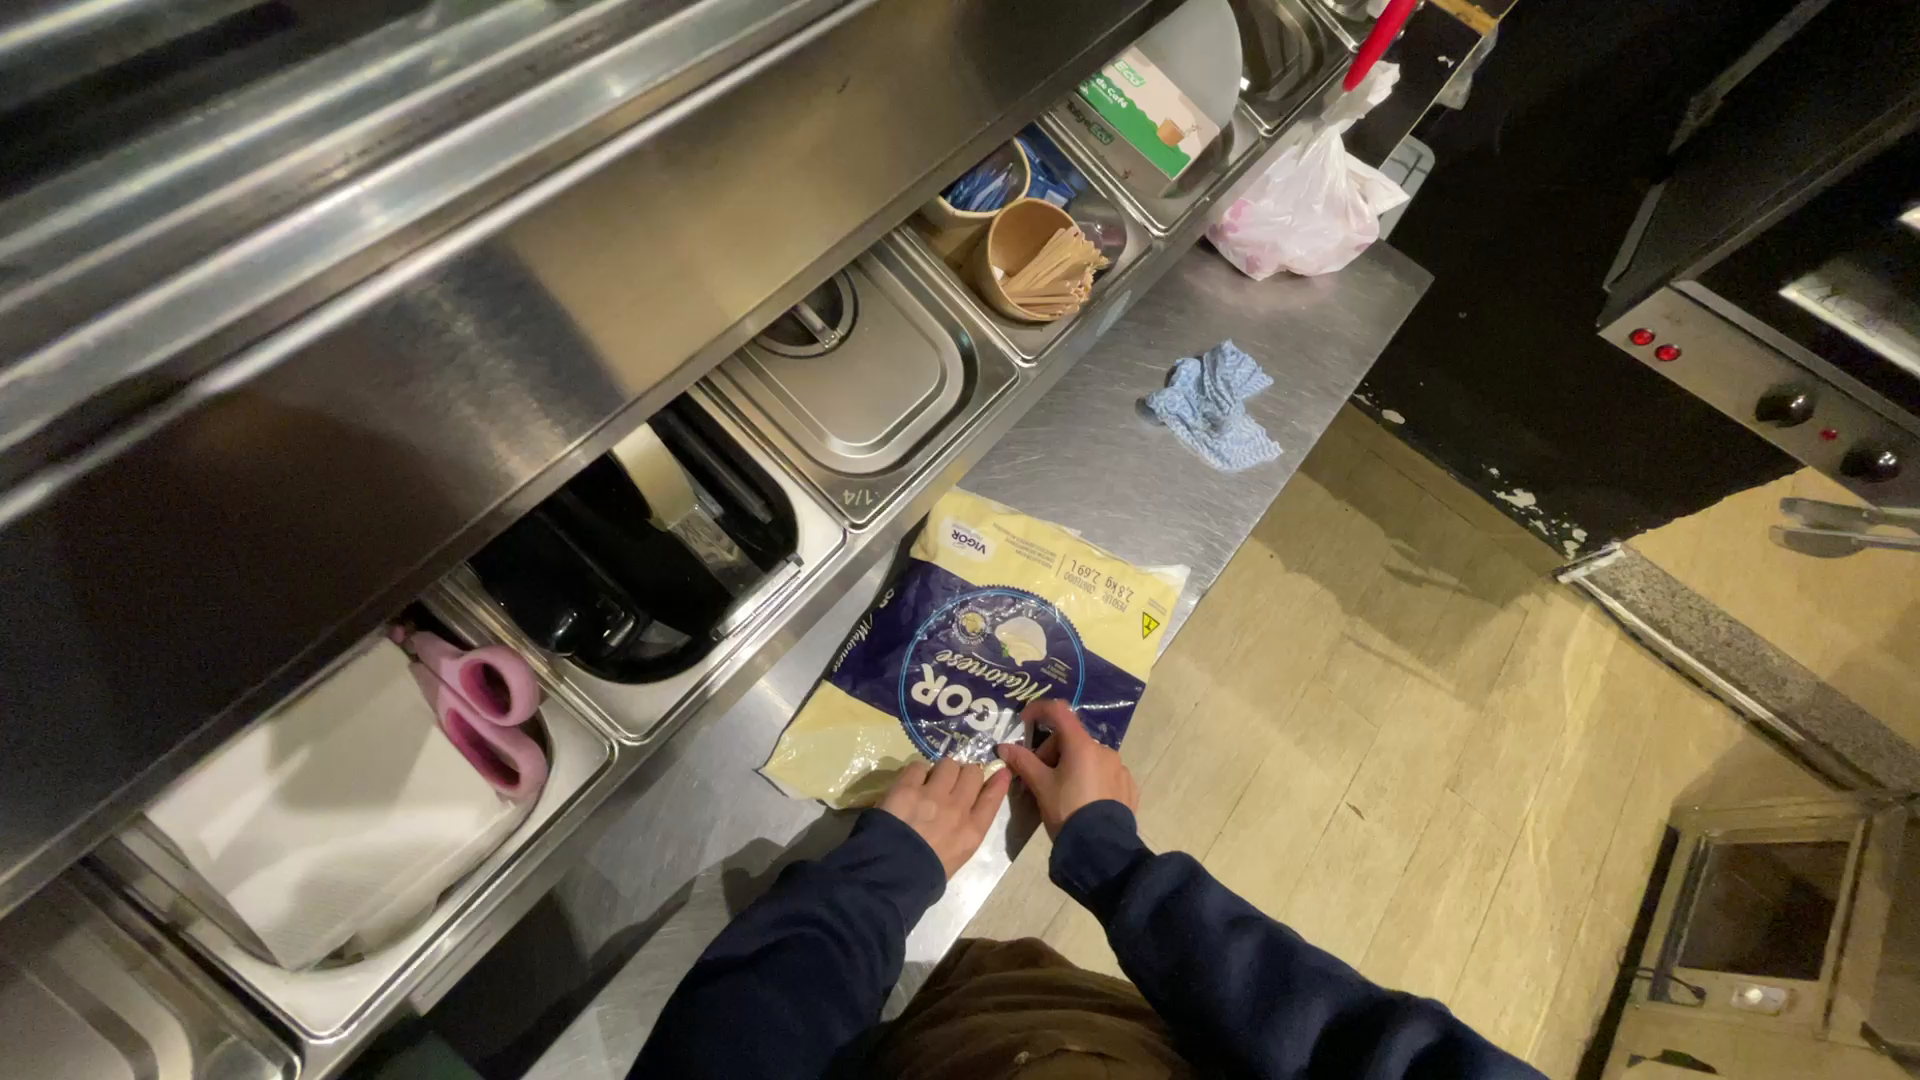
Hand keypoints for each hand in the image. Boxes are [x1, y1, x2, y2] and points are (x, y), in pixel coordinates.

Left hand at [877, 758, 1011, 877]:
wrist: (891, 876)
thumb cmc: (925, 876)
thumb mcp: (957, 857)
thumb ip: (965, 832)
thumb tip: (965, 810)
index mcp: (972, 832)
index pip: (992, 797)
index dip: (998, 781)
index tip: (1001, 771)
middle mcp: (958, 808)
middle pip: (972, 772)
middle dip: (964, 775)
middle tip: (952, 783)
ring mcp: (933, 795)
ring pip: (948, 764)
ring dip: (941, 771)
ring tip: (930, 782)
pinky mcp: (908, 788)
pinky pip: (919, 766)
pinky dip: (916, 773)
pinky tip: (911, 785)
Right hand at [996, 699, 1138, 837]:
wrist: (1102, 849)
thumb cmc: (1067, 811)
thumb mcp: (1041, 786)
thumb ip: (1023, 761)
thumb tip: (1004, 747)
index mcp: (1082, 745)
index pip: (1058, 711)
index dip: (1038, 710)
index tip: (1024, 723)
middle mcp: (1104, 750)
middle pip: (1071, 738)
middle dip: (1051, 751)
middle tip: (1040, 775)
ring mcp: (1119, 768)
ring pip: (1088, 757)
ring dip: (1071, 765)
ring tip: (1061, 792)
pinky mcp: (1127, 786)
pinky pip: (1104, 773)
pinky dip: (1090, 778)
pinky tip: (1083, 801)